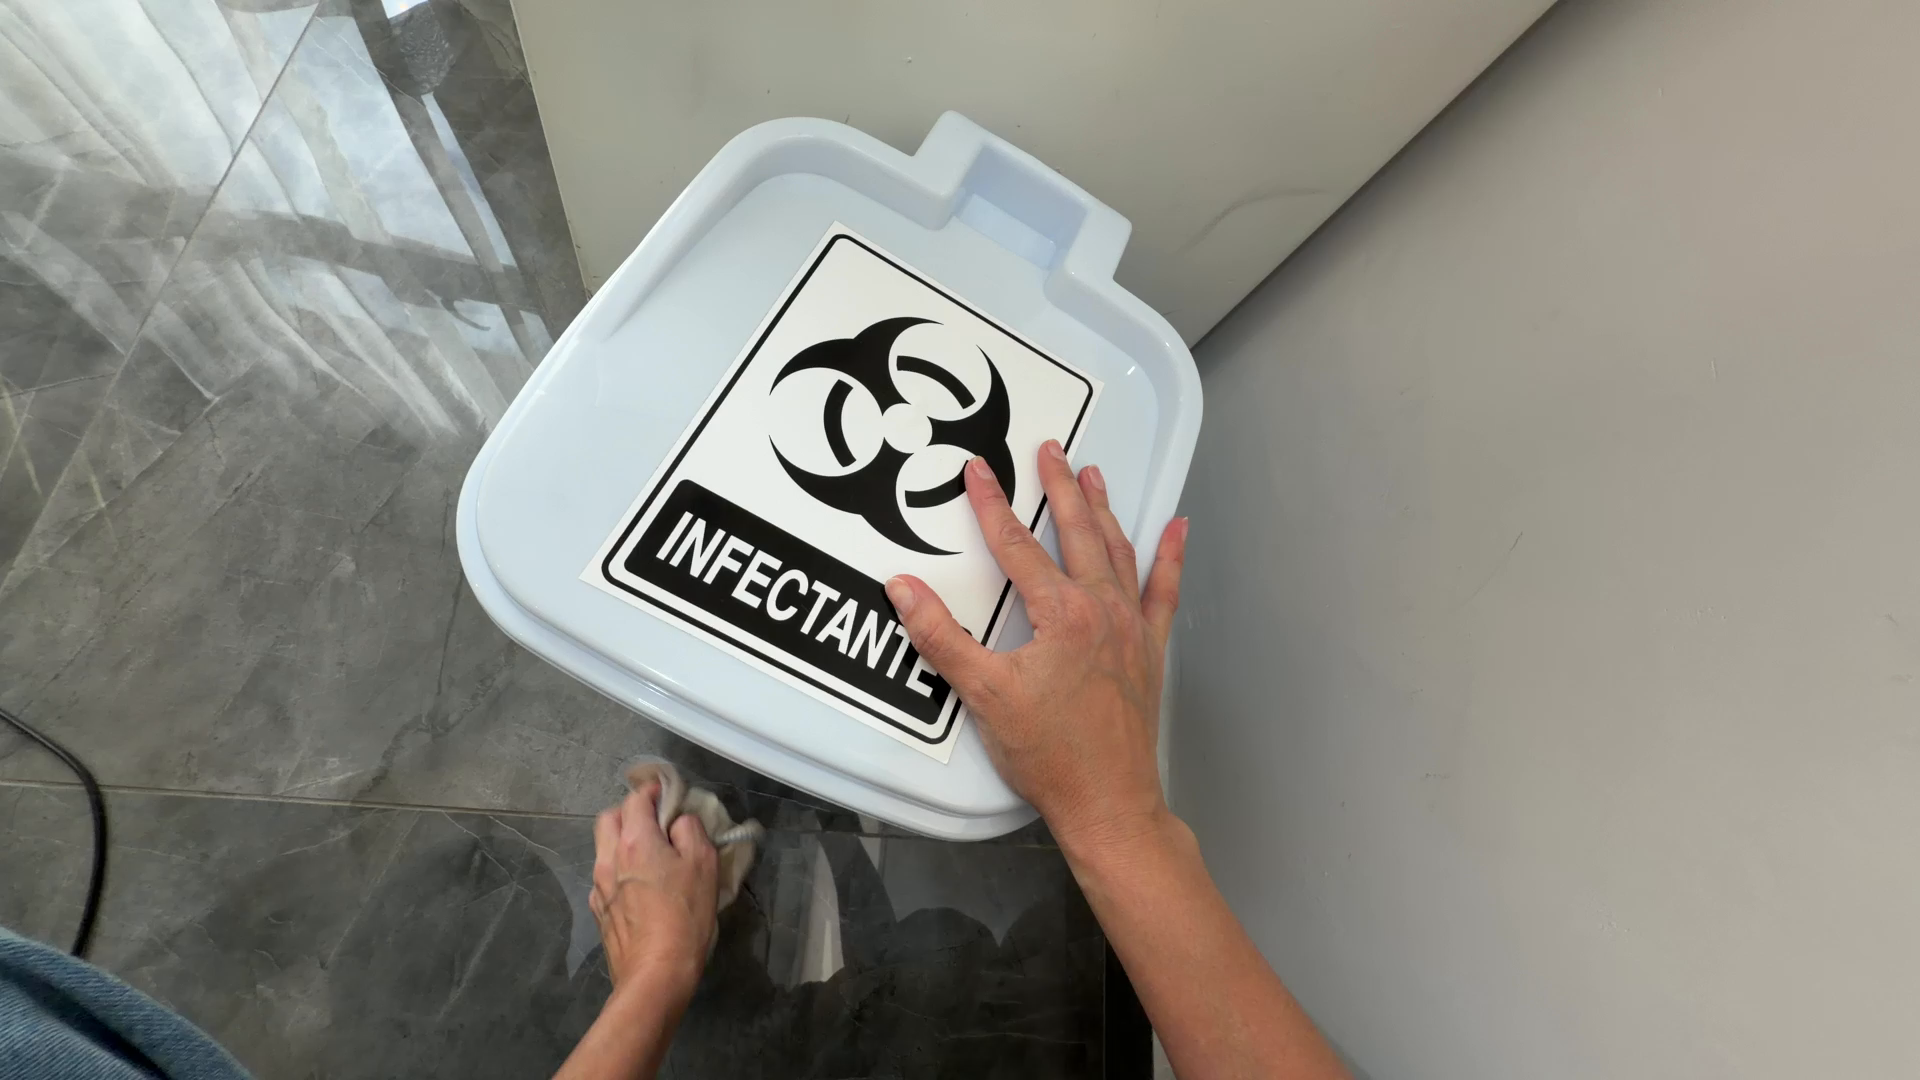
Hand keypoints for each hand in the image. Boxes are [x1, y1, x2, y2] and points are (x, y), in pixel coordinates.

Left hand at [589, 782, 718, 997]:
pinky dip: (620, 866)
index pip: (636, 799)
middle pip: (609, 817)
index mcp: (634, 841)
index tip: (671, 795)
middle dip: (631, 810)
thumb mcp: (703, 862)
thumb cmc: (685, 913)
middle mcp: (608, 858)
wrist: (655, 974)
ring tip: (651, 851)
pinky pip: (605, 873)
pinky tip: (641, 883)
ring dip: (623, 838)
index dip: (654, 791)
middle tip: (657, 820)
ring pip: (603, 846)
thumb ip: (690, 829)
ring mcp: (598, 886)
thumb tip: (678, 821)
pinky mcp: (598, 910)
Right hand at [885, 441, 1187, 858]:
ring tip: (1094, 473)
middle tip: (1050, 449)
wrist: (1108, 802)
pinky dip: (1170, 558)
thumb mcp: (983, 694)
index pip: (1018, 546)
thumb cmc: (1046, 751)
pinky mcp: (1150, 648)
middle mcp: (1102, 608)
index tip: (978, 469)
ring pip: (1119, 551)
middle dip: (1060, 487)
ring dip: (1104, 509)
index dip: (992, 506)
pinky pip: (1164, 592)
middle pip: (1078, 533)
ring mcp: (1132, 626)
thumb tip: (902, 587)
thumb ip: (940, 637)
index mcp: (1061, 613)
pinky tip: (1178, 528)